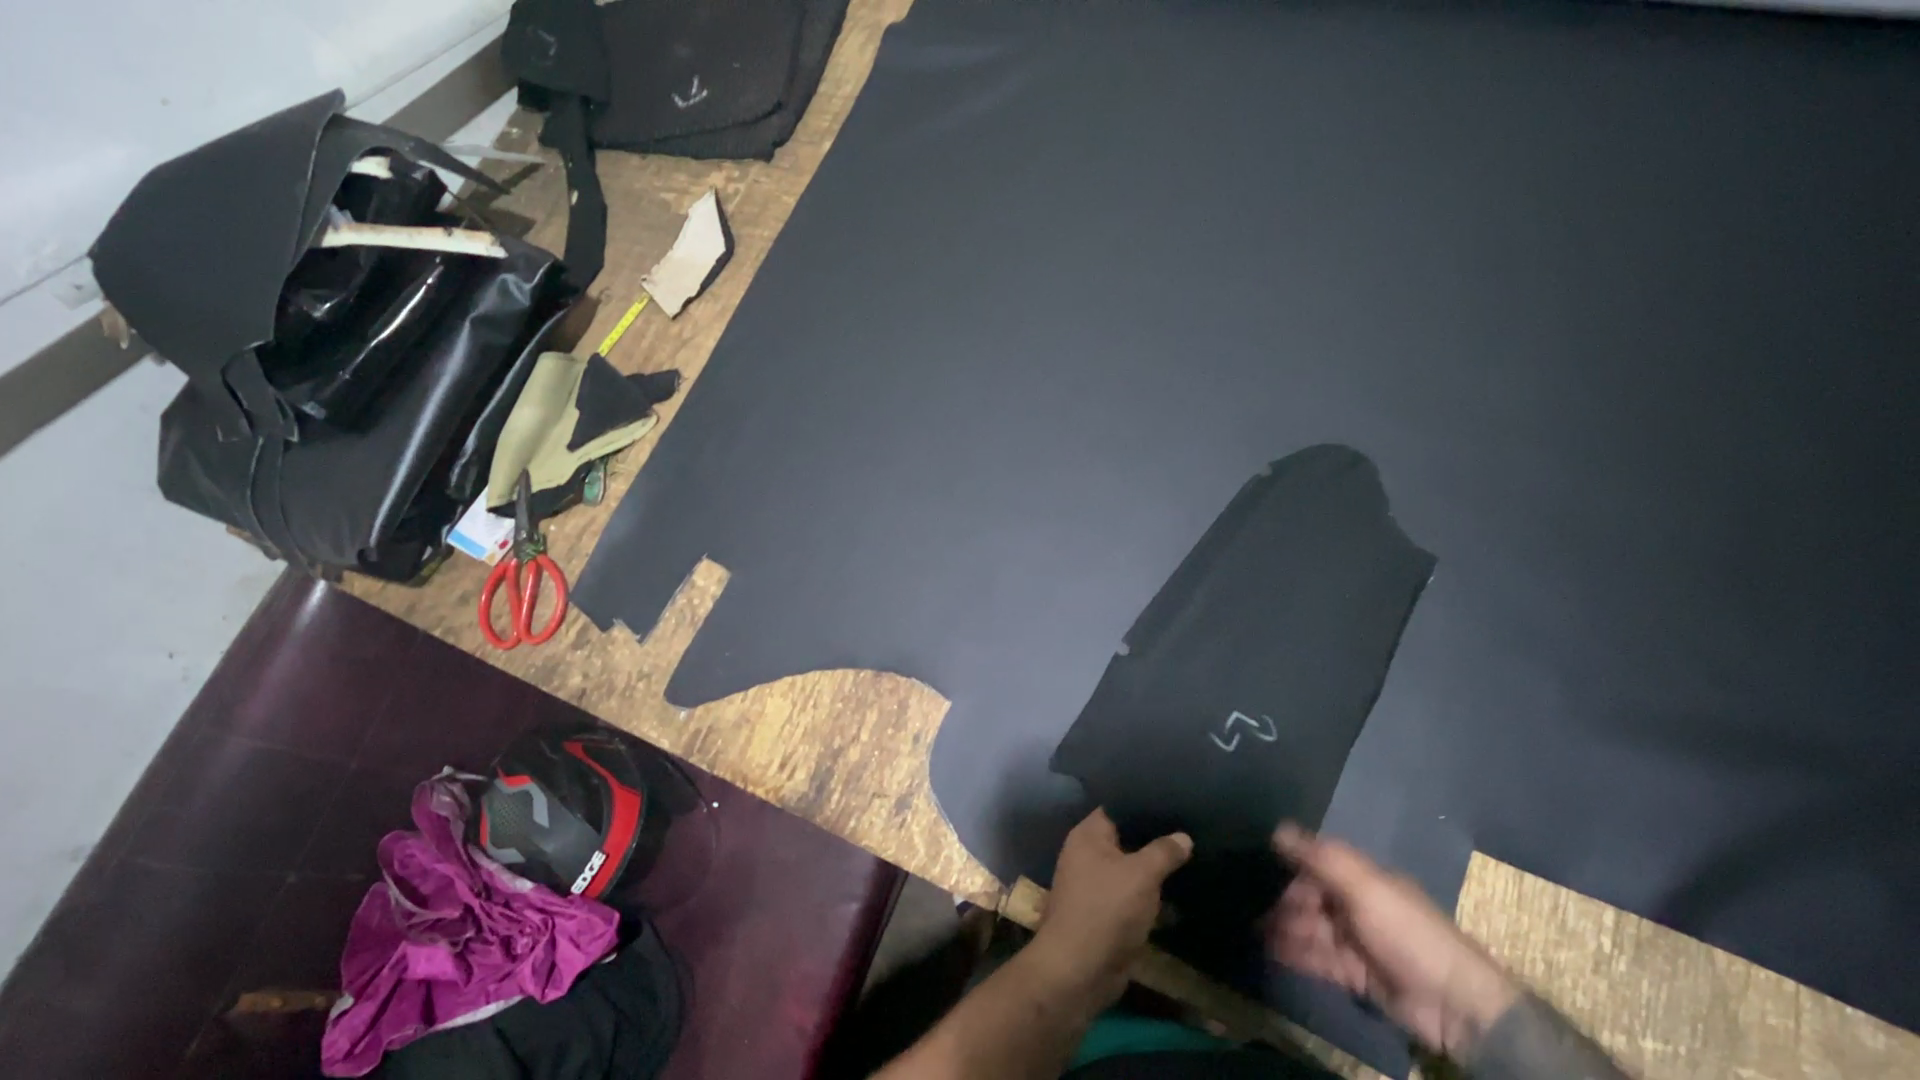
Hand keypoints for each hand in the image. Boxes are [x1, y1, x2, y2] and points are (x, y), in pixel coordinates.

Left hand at [1031, 808, 1192, 1005]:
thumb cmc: (1106, 909)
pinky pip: (1134, 895)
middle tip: (1191, 825)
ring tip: (1193, 854)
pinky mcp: (1107, 913)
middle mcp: (1088, 855)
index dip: (1143, 801)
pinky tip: (1181, 890)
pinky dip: (1153, 894)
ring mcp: (1096, 885)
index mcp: (1088, 836)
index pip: (1116, 805)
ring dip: (1156, 867)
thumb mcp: (1141, 874)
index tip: (1174, 796)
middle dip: (1156, 835)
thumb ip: (1163, 851)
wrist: (1079, 969)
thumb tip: (1183, 837)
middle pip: (1126, 837)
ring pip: (1132, 868)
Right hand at [1268, 823, 1518, 1057]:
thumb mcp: (1364, 888)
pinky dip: (1293, 953)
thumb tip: (1277, 828)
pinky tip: (1268, 950)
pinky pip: (1316, 958)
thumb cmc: (1407, 933)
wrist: (1453, 1003)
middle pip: (1311, 898)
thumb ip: (1320, 858)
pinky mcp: (1354, 974)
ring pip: (1310, 929)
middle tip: (1244, 903)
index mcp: (1365, 880)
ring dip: (1282, 927)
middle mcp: (1358, 907)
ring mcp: (1356, 942)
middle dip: (1281, 900)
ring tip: (1248, 928)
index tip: (1252, 862)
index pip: (1318, 864)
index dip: (1289, 864)